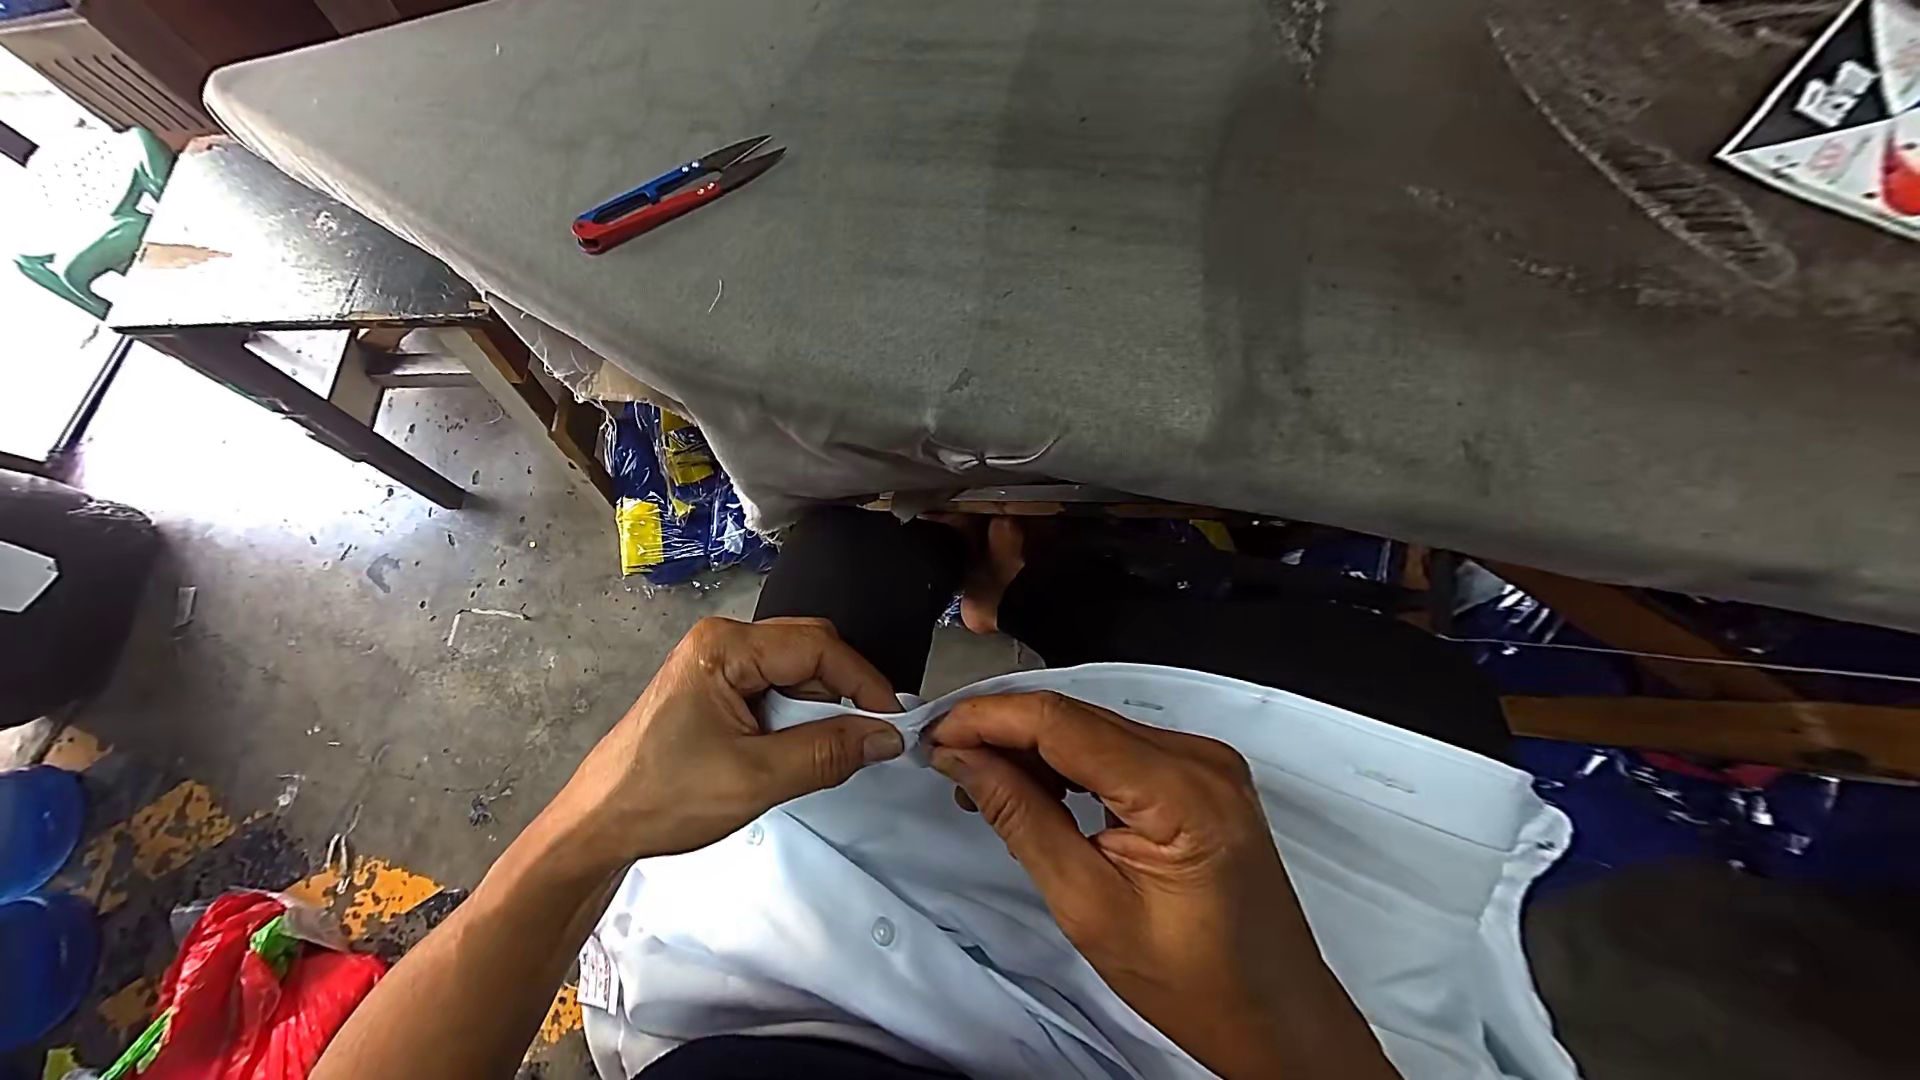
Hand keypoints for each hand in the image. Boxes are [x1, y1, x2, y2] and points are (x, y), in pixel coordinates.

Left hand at [543, 617, 905, 866]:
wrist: (597, 826)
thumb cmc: (663, 798)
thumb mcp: (754, 779)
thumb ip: (826, 753)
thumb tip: (886, 737)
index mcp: (725, 646)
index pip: (817, 647)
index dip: (863, 682)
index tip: (892, 721)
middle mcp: (724, 639)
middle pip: (810, 648)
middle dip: (845, 691)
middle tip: (870, 734)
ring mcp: (720, 659)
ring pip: (799, 667)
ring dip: (824, 704)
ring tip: (833, 745)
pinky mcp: (721, 682)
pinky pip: (780, 683)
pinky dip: (802, 711)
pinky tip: (803, 741)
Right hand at [927, 692, 1394, 1079]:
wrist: (1277, 1017)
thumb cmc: (1193, 983)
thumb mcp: (1089, 908)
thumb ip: (1021, 818)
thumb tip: (962, 757)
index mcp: (1181, 790)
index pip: (1063, 723)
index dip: (991, 718)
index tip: (938, 731)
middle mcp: (1196, 754)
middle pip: (1075, 717)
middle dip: (1002, 731)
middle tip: (947, 757)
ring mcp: (1200, 757)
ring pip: (1089, 727)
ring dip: (1029, 746)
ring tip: (980, 780)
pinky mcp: (1194, 770)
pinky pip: (1112, 746)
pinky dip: (1064, 760)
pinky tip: (1030, 785)